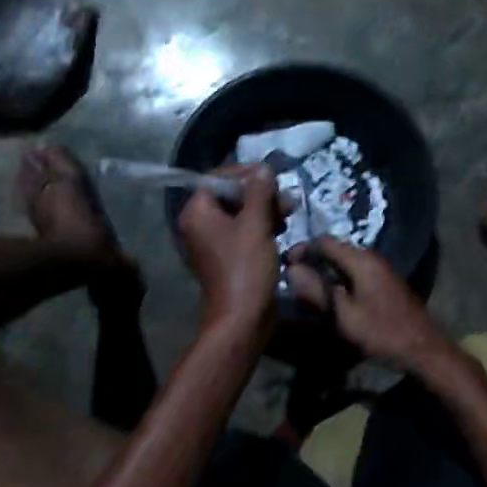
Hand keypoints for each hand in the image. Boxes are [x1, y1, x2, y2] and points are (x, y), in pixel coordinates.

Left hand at [177, 165, 281, 337]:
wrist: (242, 317)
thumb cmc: (245, 267)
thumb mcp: (256, 224)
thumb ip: (259, 192)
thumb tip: (263, 169)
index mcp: (197, 212)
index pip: (216, 177)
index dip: (245, 173)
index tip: (271, 177)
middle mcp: (199, 224)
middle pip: (229, 195)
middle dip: (259, 193)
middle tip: (286, 199)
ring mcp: (212, 242)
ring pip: (239, 214)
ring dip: (264, 210)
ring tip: (289, 213)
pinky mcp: (226, 256)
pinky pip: (242, 232)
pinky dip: (260, 227)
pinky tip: (281, 229)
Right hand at [288, 238, 452, 369]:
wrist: (423, 350)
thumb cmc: (381, 332)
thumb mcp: (342, 314)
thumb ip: (316, 290)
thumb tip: (292, 270)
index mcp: (361, 261)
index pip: (324, 242)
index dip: (302, 249)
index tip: (285, 264)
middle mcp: (373, 258)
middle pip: (336, 249)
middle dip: (313, 260)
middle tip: (295, 278)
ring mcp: (382, 270)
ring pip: (346, 262)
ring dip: (327, 271)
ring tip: (310, 289)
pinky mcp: (386, 283)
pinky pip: (356, 272)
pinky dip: (340, 279)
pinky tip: (333, 297)